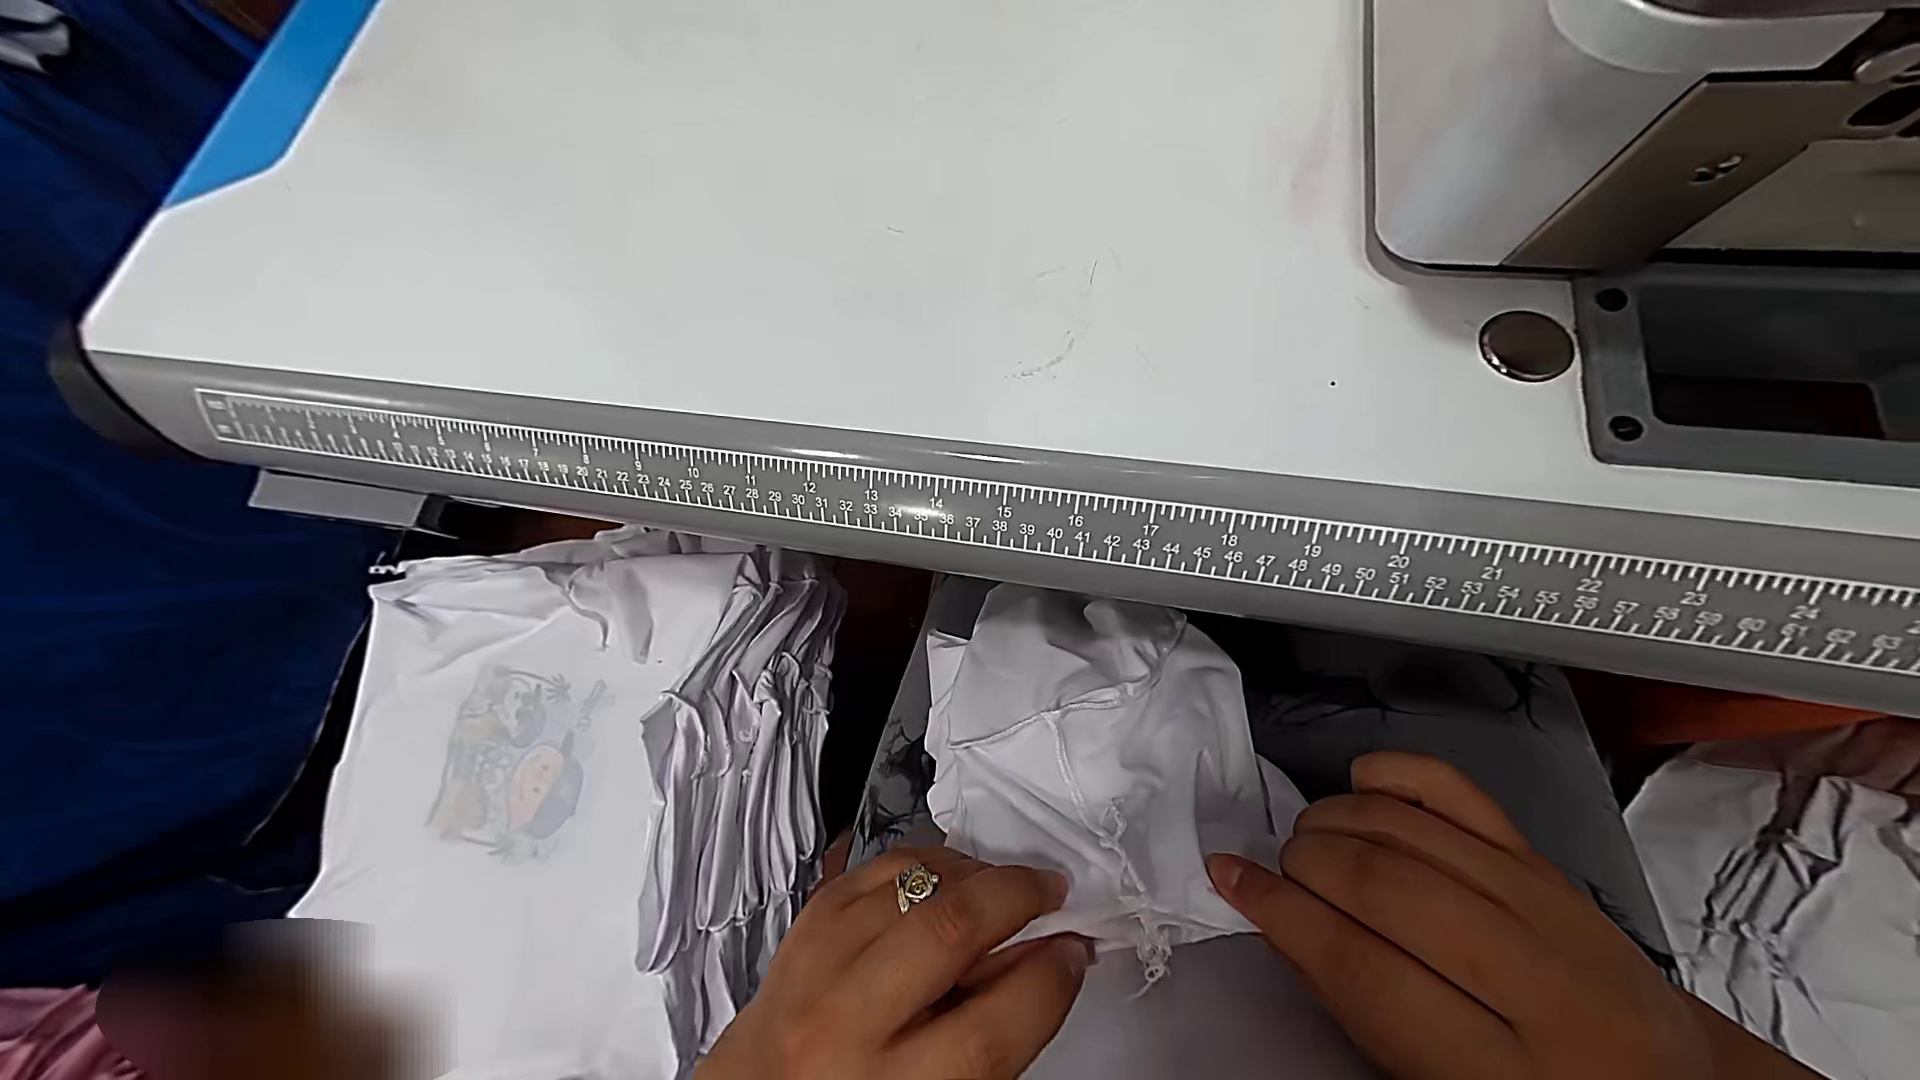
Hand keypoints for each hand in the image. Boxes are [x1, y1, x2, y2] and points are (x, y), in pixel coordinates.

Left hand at [696, 846, 1089, 1079]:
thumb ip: (994, 1032)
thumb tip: (1047, 955)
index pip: (991, 1030)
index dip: (1050, 980)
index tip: (1076, 947)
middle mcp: (843, 1026)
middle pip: (949, 930)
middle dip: (1016, 895)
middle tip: (1051, 890)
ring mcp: (817, 961)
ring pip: (912, 883)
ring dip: (973, 871)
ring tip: (1002, 882)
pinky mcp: (806, 920)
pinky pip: (878, 866)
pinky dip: (925, 862)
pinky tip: (949, 874)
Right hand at [1207, 752, 1817, 1079]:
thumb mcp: (1423, 1075)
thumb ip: (1338, 990)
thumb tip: (1262, 903)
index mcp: (1505, 1067)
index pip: (1358, 964)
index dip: (1276, 909)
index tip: (1227, 876)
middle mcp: (1541, 982)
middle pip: (1381, 882)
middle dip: (1303, 861)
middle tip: (1283, 868)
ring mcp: (1549, 903)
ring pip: (1406, 828)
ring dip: (1331, 818)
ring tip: (1312, 838)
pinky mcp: (1545, 856)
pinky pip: (1455, 788)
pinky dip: (1392, 771)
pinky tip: (1360, 786)